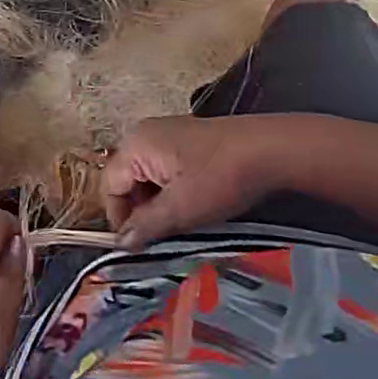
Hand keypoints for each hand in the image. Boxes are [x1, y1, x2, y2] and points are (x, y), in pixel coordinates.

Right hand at [105, 116, 290, 249]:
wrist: (268, 149)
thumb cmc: (220, 177)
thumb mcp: (181, 208)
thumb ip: (146, 225)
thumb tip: (121, 243)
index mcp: (135, 145)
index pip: (110, 185)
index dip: (119, 218)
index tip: (140, 246)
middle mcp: (143, 134)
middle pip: (126, 179)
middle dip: (140, 210)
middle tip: (162, 236)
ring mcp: (164, 133)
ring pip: (146, 176)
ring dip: (156, 202)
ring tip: (180, 223)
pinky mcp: (184, 138)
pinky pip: (163, 168)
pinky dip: (170, 189)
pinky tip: (192, 204)